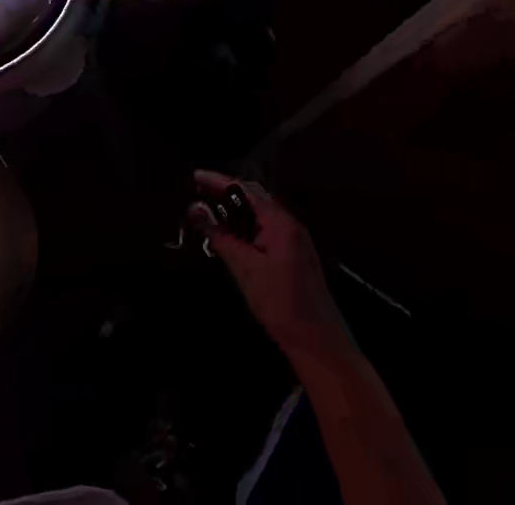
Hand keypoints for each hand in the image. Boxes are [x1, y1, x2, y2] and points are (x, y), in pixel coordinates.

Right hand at [190, 171, 346, 357]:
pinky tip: (231, 234)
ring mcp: (294, 236)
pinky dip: (246, 224)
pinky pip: (266, 226)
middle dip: (225, 192)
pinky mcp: (293, 249)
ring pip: (259, 212)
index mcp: (281, 222)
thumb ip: (223, 239)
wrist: (316, 337)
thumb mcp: (246, 270)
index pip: (245, 190)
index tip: (197, 177)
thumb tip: (201, 216)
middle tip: (199, 192)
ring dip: (235, 209)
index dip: (218, 181)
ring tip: (209, 211)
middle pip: (253, 196)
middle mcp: (290, 223)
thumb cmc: (285, 305)